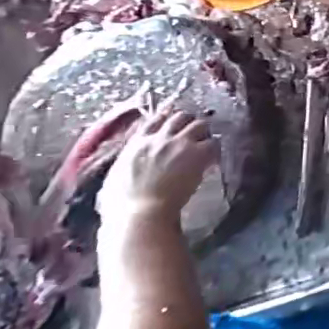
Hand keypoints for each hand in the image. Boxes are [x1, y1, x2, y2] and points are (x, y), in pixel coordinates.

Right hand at [97, 102, 219, 227]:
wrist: (142, 212)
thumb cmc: (122, 204)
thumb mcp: (113, 179)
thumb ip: (122, 169)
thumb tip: (121, 174)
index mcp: (138, 143)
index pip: (155, 120)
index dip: (166, 118)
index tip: (172, 123)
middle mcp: (160, 138)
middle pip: (180, 117)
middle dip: (188, 122)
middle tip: (194, 134)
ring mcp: (180, 143)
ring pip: (200, 124)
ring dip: (204, 133)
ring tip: (206, 145)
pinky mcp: (197, 154)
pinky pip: (213, 143)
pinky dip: (215, 150)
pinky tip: (213, 160)